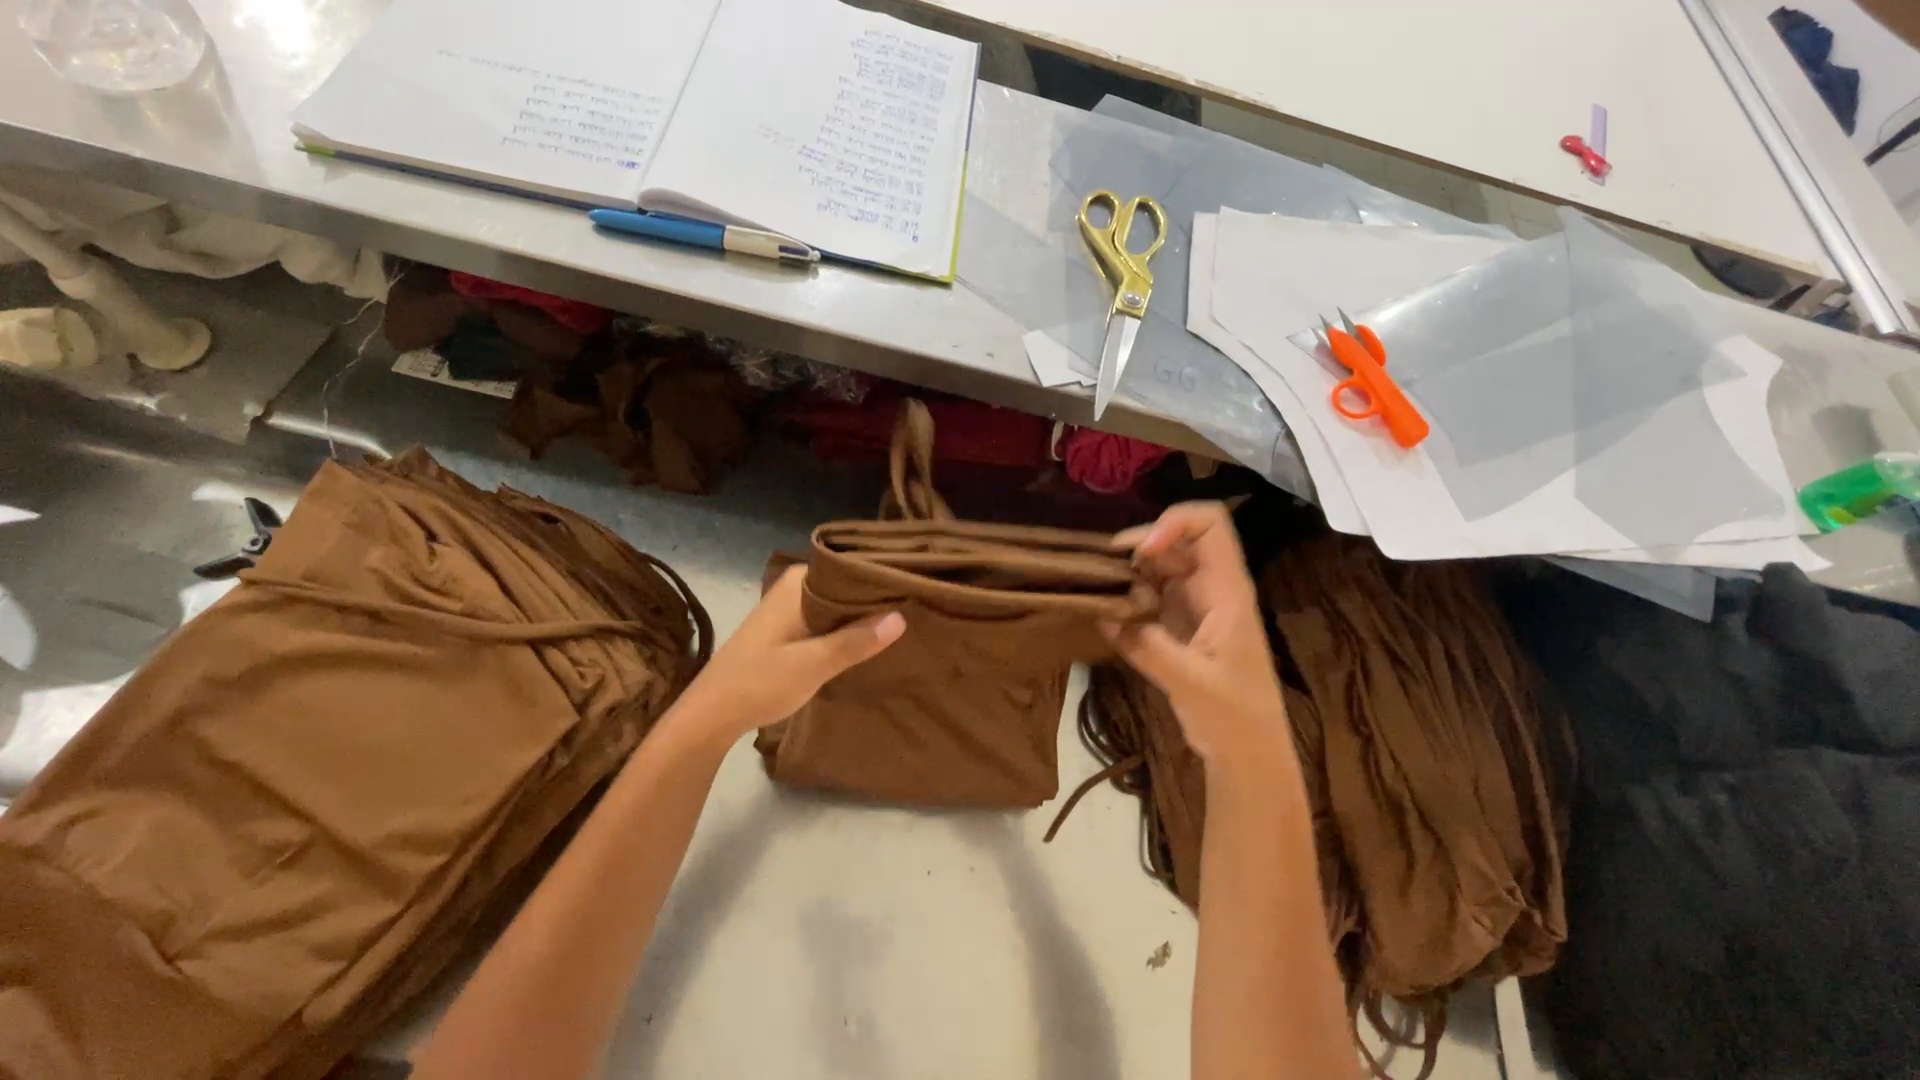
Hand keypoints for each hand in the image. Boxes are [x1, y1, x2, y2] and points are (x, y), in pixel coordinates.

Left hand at [668, 565, 903, 746]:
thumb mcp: (813, 665)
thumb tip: (901, 617)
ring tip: (905, 623)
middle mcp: (795, 587)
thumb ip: (856, 641)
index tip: (917, 587)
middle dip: (877, 599)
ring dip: (862, 616)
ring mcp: (789, 608)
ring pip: (838, 605)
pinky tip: (870, 642)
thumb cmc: (759, 683)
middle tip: (918, 608)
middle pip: (847, 585)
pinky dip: (846, 629)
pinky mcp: (788, 629)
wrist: (712, 714)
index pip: (851, 567)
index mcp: (799, 583)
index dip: (883, 577)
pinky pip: (827, 620)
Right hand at [1101, 502, 1290, 762]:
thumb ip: (1146, 646)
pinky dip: (1129, 596)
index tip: (1140, 553)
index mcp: (1226, 591)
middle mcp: (1212, 589)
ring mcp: (1197, 606)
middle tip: (1103, 571)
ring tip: (1100, 590)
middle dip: (1140, 546)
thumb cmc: (1232, 716)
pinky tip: (1106, 612)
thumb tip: (1104, 614)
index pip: (1209, 525)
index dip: (1172, 523)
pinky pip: (1153, 595)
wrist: (1249, 752)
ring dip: (1131, 572)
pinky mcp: (1182, 626)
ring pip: (1162, 566)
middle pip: (1178, 540)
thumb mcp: (1189, 682)